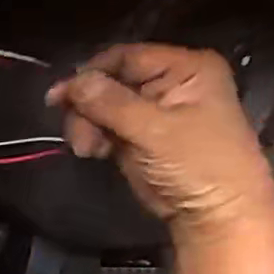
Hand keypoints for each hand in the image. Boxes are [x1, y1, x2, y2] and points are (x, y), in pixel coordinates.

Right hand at [46, 43, 273, 240]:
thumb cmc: (197, 165)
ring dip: (86, 126)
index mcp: (185, 68)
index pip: (126, 57)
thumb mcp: (154, 130)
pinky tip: (93, 153)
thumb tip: (71, 82)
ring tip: (87, 150)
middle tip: (77, 134)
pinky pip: (105, 128)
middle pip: (110, 83)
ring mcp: (152, 112)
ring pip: (102, 107)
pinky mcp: (139, 138)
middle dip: (87, 107)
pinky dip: (94, 139)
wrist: (214, 215)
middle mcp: (168, 84)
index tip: (58, 97)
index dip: (91, 73)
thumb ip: (110, 103)